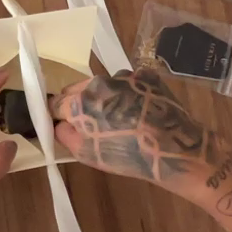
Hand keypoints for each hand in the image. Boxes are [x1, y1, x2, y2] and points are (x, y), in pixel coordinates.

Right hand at [50, 67, 217, 192]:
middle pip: (77, 89)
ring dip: (103, 97)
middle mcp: (100, 81)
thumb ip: (65, 135)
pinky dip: (126, 93)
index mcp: (81, 101)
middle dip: (78, 104)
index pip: (56, 102)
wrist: (175, 150)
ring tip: (118, 118)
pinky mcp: (146, 75)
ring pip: (102, 84)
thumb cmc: (127, 156)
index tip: (63, 124)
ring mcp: (125, 75)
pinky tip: (137, 110)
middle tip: (91, 124)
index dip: (57, 115)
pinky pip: (127, 82)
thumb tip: (59, 124)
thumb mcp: (87, 154)